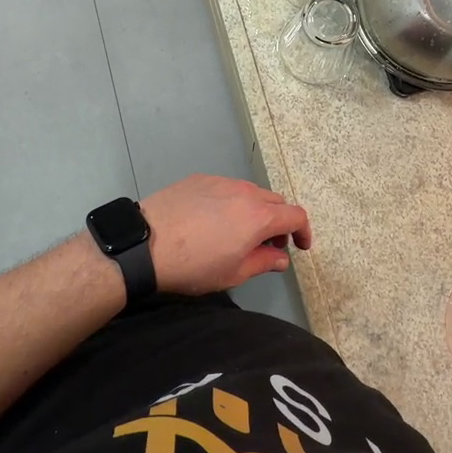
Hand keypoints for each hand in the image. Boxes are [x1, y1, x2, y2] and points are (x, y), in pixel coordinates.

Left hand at [139, 175, 313, 294]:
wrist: (147, 243)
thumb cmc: (195, 265)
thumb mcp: (234, 273)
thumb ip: (263, 262)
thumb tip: (281, 257)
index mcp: (258, 216)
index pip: (296, 215)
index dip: (304, 231)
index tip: (300, 247)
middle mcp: (244, 192)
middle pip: (275, 201)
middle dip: (280, 222)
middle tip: (270, 245)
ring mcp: (221, 181)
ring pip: (250, 192)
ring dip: (256, 211)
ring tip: (241, 233)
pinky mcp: (200, 179)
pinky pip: (226, 187)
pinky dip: (232, 202)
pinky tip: (213, 221)